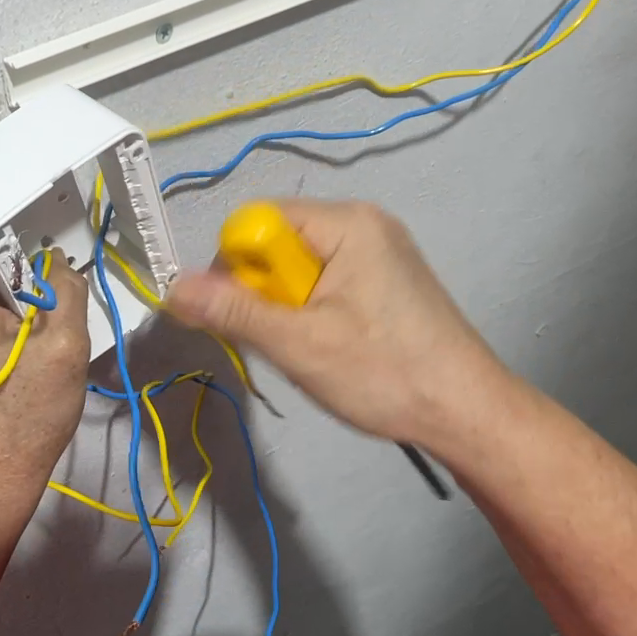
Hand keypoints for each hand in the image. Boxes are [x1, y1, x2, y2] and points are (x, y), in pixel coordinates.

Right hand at [165, 198, 510, 448]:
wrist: (465, 413)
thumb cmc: (383, 372)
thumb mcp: (297, 343)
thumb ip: (232, 310)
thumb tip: (171, 286)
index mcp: (346, 223)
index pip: (255, 222)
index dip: (234, 267)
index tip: (243, 316)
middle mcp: (361, 224)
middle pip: (273, 244)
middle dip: (261, 294)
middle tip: (283, 340)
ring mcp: (376, 252)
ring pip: (293, 270)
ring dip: (283, 311)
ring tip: (308, 349)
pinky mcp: (381, 280)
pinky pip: (319, 284)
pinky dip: (307, 315)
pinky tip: (326, 348)